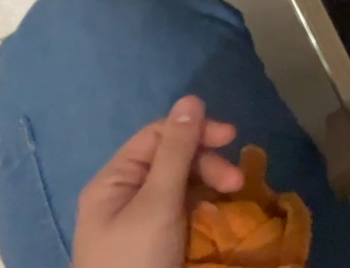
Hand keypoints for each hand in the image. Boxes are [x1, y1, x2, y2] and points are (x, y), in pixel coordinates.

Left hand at [71, 95, 244, 267]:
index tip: (232, 137)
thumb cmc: (136, 261)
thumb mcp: (158, 203)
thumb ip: (176, 150)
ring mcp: (140, 218)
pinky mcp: (156, 238)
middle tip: (235, 182)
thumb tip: (191, 97)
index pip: (159, 134)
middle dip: (207, 162)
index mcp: (114, 180)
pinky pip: (184, 206)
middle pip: (173, 157)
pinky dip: (204, 203)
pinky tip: (220, 209)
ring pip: (182, 181)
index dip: (196, 130)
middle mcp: (124, 193)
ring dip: (210, 182)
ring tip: (233, 195)